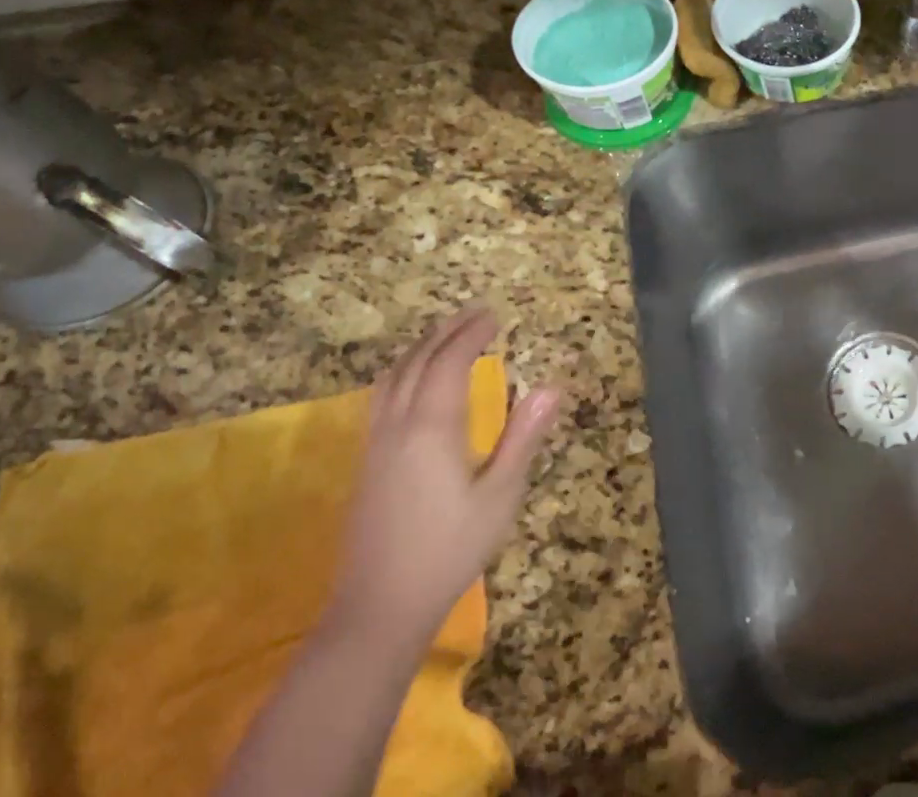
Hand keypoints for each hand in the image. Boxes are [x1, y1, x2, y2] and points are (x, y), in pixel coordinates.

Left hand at [327, 307, 560, 642]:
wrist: (382, 602)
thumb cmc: (452, 547)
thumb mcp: (502, 493)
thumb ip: (524, 436)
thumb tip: (551, 386)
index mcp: (432, 428)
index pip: (450, 364)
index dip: (471, 335)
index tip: (495, 317)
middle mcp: (397, 426)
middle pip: (416, 363)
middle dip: (444, 333)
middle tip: (474, 315)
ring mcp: (375, 445)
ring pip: (391, 379)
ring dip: (418, 350)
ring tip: (445, 338)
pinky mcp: (367, 464)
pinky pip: (381, 399)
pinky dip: (403, 374)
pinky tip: (414, 386)